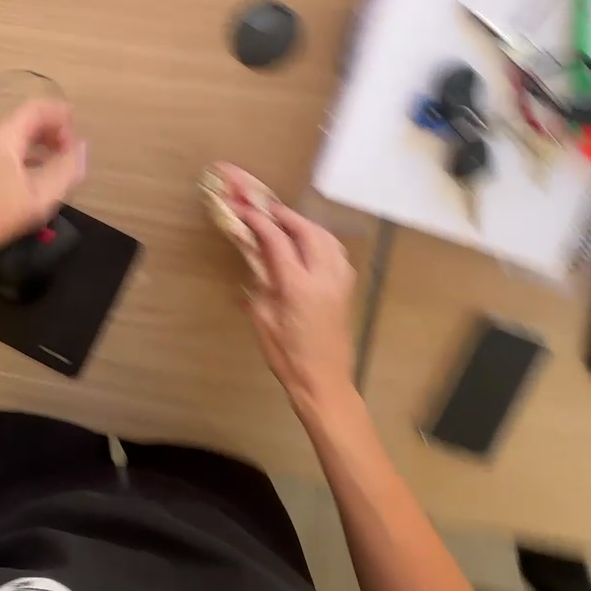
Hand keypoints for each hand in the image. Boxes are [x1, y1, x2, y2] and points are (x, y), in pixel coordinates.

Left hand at [0, 99, 86, 251]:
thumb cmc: (4, 214)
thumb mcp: (43, 195)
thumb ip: (67, 169)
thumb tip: (81, 148)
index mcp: (5, 139)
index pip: (35, 109)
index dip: (59, 112)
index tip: (77, 124)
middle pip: (27, 118)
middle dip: (53, 127)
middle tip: (71, 145)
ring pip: (19, 132)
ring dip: (42, 138)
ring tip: (60, 155)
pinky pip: (10, 145)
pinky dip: (30, 149)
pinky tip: (41, 167)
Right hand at [241, 204, 357, 406]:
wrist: (323, 381)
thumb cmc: (286, 355)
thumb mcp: (262, 318)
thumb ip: (260, 281)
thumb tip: (253, 255)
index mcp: (298, 285)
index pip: (277, 240)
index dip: (258, 221)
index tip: (243, 209)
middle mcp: (324, 277)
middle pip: (307, 231)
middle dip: (284, 216)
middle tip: (264, 209)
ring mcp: (340, 281)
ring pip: (326, 237)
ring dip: (304, 224)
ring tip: (286, 222)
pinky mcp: (347, 288)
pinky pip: (336, 251)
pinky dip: (321, 239)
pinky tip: (309, 243)